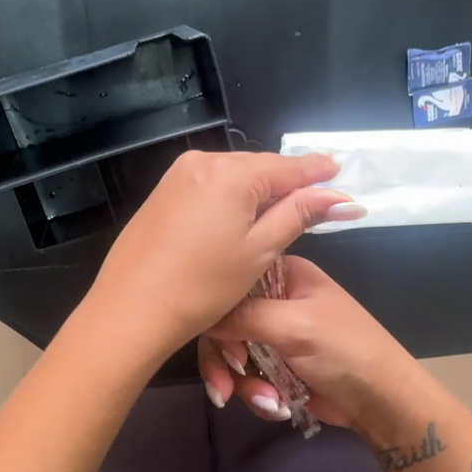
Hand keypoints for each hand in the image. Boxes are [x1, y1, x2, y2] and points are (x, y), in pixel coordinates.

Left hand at [79, 151, 361, 359]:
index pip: (286, 166)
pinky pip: (208, 186)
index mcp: (231, 173)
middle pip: (258, 167)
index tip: (338, 168)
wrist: (132, 309)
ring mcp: (177, 176)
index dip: (315, 170)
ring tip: (281, 207)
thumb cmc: (204, 285)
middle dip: (285, 180)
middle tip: (315, 193)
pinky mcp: (162, 193)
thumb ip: (297, 214)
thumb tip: (335, 194)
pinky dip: (229, 196)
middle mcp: (202, 162)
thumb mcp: (259, 250)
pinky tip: (239, 215)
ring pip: (232, 176)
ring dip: (257, 189)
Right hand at [198, 257, 438, 434]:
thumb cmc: (344, 350)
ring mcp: (275, 335)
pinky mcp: (276, 366)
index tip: (228, 347)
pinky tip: (276, 406)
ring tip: (268, 402)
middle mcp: (275, 300)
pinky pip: (246, 377)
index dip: (218, 315)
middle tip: (226, 389)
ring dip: (243, 384)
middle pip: (224, 324)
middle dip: (225, 361)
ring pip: (232, 355)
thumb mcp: (294, 325)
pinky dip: (256, 394)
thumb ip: (243, 316)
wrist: (381, 400)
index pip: (231, 284)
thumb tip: (200, 315)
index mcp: (284, 275)